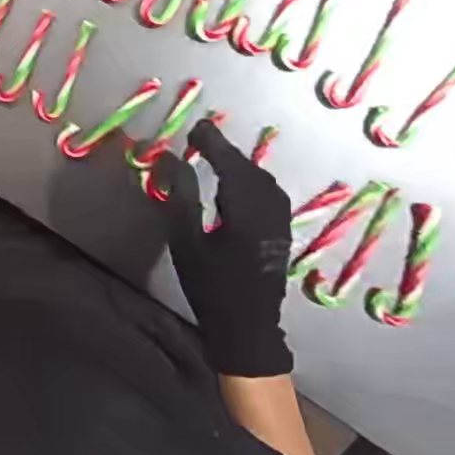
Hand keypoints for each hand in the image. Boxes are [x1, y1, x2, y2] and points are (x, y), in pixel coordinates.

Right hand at [152, 120, 293, 376]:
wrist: (246, 326)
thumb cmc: (209, 286)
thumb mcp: (186, 241)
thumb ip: (181, 197)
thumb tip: (172, 160)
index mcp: (246, 212)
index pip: (230, 165)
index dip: (213, 144)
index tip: (195, 128)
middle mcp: (270, 211)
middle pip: (249, 169)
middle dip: (225, 151)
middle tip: (200, 139)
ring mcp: (280, 221)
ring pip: (261, 180)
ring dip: (238, 164)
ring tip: (215, 157)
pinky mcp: (281, 231)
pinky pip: (267, 193)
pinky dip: (249, 179)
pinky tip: (236, 183)